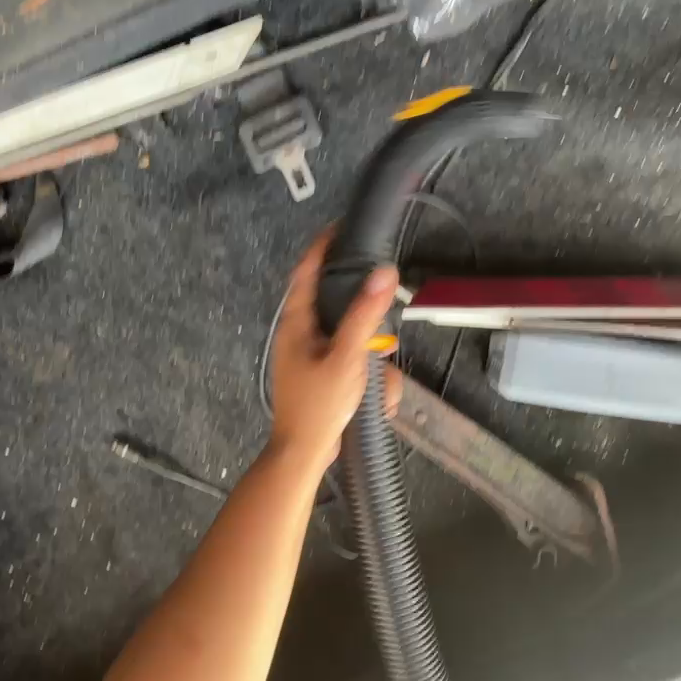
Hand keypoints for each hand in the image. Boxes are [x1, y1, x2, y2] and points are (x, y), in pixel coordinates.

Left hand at [267, 228, 398, 472]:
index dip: (323, 247)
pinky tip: (375, 390)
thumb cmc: (318, 404)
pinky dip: (365, 371)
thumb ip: (365, 315)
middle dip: (360, 308)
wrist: (303, 454)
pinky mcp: (321, 376)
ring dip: (368, 349)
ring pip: (347, 336)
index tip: (344, 227)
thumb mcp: (346, 358)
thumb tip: (384, 271)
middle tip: (382, 303)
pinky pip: (349, 361)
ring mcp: (309, 357)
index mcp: (296, 324)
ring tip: (380, 364)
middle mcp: (299, 335)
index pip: (306, 272)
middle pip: (331, 302)